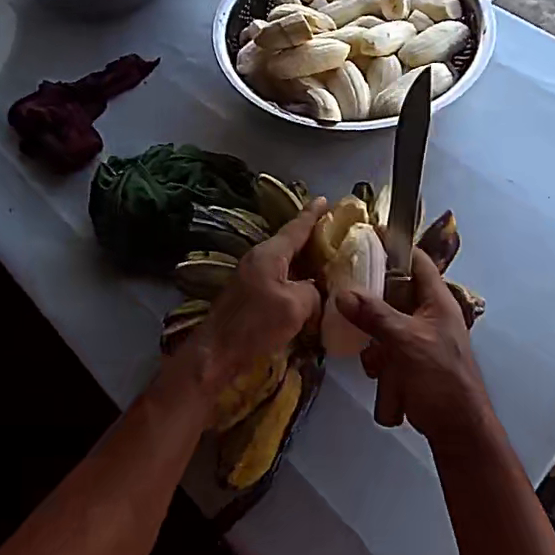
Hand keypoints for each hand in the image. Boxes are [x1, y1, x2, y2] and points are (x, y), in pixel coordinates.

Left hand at [173, 198, 327, 404]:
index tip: (325, 199)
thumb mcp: (296, 306)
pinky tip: (312, 293)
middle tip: (338, 235)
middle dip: (313, 239)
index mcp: (269, 254)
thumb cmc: (255, 325)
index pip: (296, 228)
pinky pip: (281, 281)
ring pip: (287, 264)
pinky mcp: (251, 298)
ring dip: (307, 264)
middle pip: (291, 244)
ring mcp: (252, 279)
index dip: (312, 214)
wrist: (216, 354)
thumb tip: (317, 293)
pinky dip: (298, 282)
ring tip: (330, 264)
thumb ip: (314, 292)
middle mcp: (259, 260)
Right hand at [334, 252, 490, 445]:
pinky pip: (386, 348)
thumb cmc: (441, 377)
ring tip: (371, 351)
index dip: (394, 245)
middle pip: (394, 291)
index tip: (364, 235)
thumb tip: (343, 292)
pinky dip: (378, 358)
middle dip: (372, 299)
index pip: (417, 260)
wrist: (458, 428)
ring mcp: (419, 338)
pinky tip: (376, 372)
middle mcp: (429, 314)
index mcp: (438, 300)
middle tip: (345, 295)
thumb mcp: (407, 341)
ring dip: (374, 335)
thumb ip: (375, 316)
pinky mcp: (410, 361)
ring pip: (385, 322)